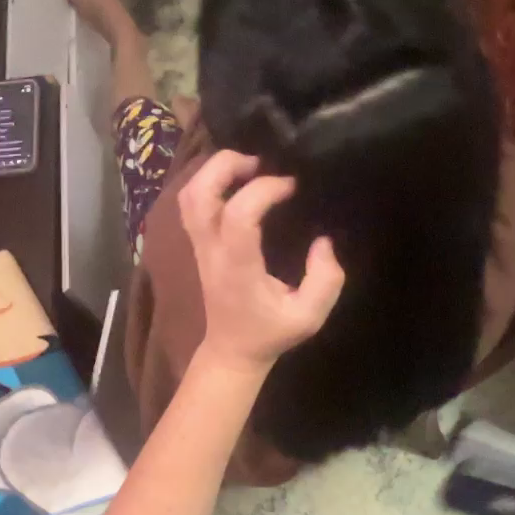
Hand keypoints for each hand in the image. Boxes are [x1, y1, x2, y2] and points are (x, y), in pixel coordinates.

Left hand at [180, 150, 343, 371]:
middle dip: (228, 165)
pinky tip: (238, 182)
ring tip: (250, 168)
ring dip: (215, 171)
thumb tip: (324, 242)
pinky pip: (191, 203)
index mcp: (238, 268)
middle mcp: (212, 252)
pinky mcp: (199, 244)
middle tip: (262, 163)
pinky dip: (210, 182)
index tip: (291, 186)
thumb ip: (325, 280)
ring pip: (189, 195)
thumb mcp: (309, 317)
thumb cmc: (271, 334)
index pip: (237, 215)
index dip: (263, 189)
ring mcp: (200, 246)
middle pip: (199, 194)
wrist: (233, 351)